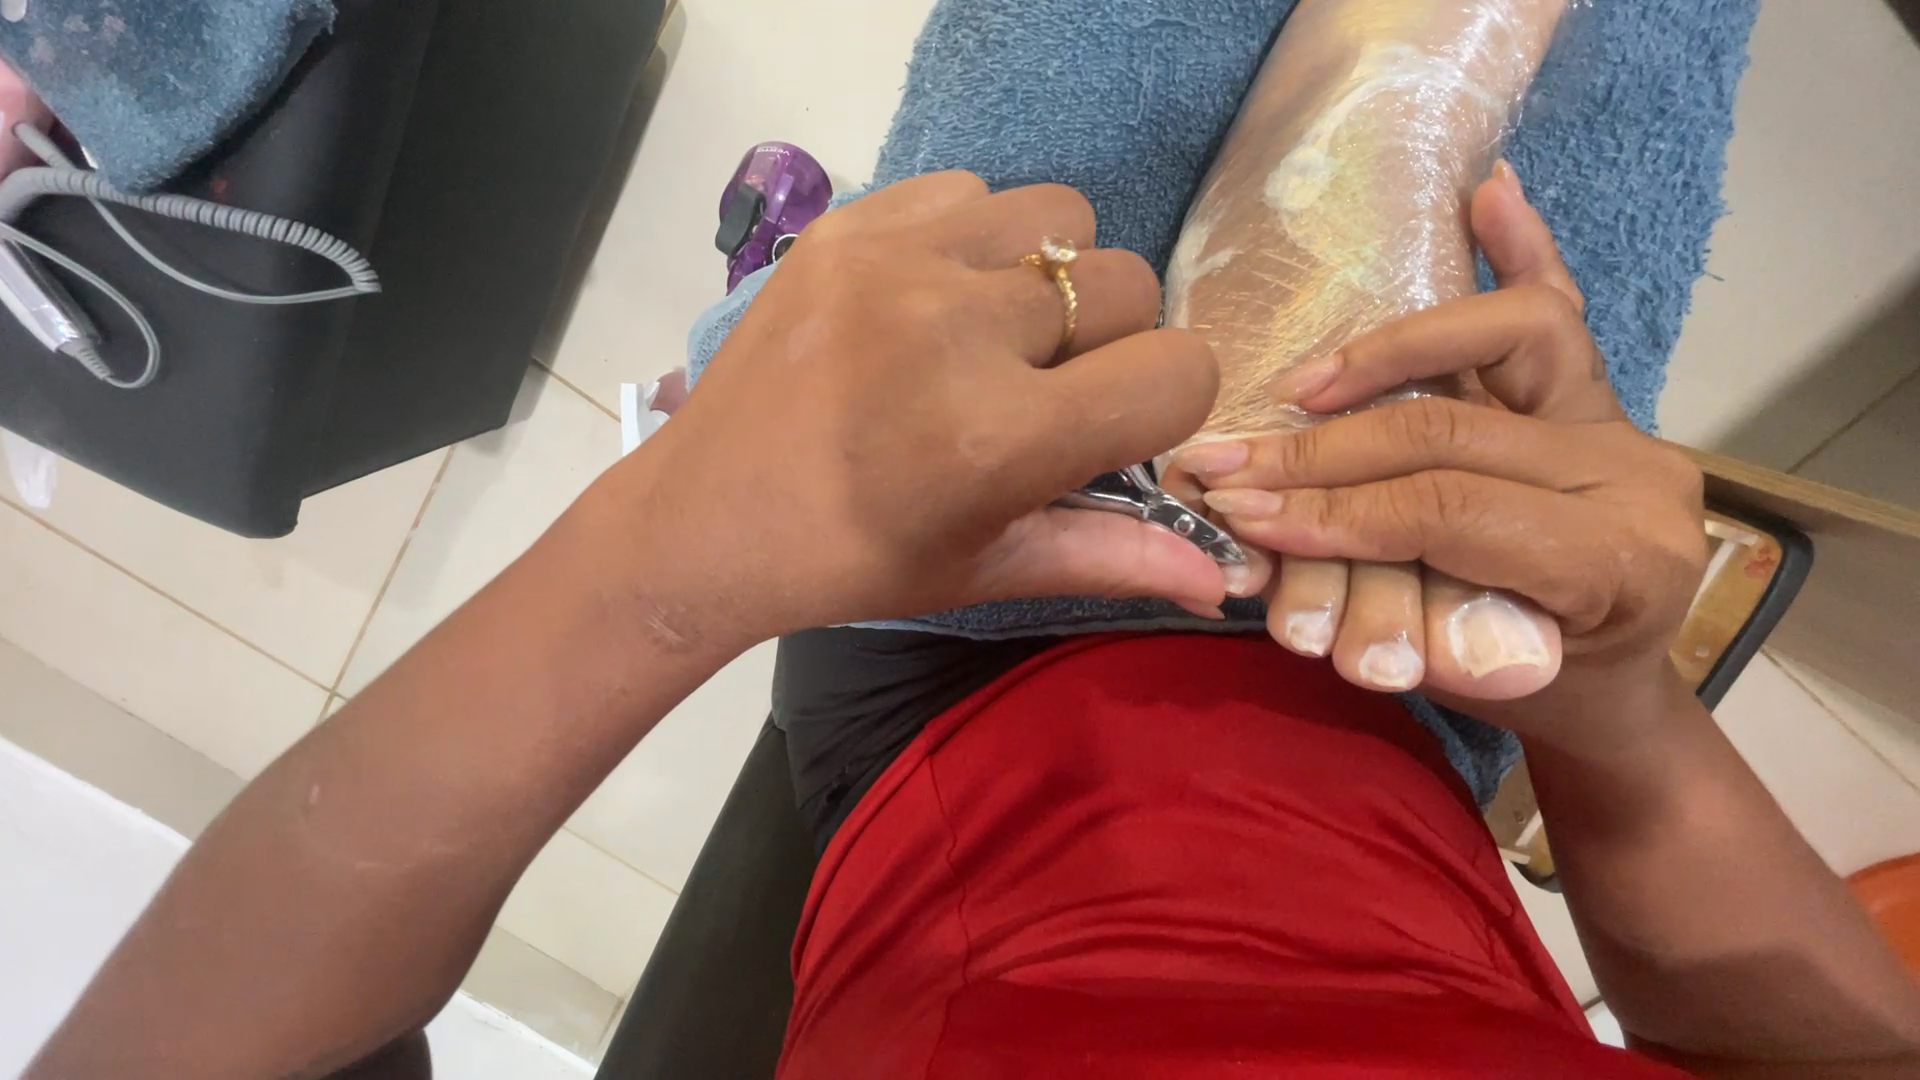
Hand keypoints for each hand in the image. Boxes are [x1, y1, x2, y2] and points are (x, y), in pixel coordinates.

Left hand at [590, 172, 1228, 648]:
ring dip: (1049, 281)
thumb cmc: (854, 561)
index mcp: (1001, 438)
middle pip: (1130, 287)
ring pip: (1063, 219)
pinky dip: (976, 242)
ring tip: (985, 337)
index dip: (1160, 407)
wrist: (707, 520)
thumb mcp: (984, 569)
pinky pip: (973, 192)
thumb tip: (1223, 576)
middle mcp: (960, 330)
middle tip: (1031, 393)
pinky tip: (927, 302)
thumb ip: (1111, 557)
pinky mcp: (848, 223)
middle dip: (1105, 347)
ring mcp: (899, 261)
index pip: (1181, 374)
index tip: (1104, 429)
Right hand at [1176, 168, 1707, 742]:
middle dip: (1324, 449)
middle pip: (1453, 429)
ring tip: (1302, 384)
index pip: (1447, 511)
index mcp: (1614, 564)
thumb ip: (1363, 615)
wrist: (1607, 683)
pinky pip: (1563, 312)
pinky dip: (1524, 249)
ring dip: (1389, 348)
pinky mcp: (1600, 400)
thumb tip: (1244, 552)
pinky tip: (1488, 198)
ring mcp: (1622, 423)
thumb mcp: (1447, 678)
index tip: (1245, 516)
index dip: (1335, 511)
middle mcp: (1635, 475)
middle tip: (1236, 462)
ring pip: (1516, 335)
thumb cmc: (1526, 691)